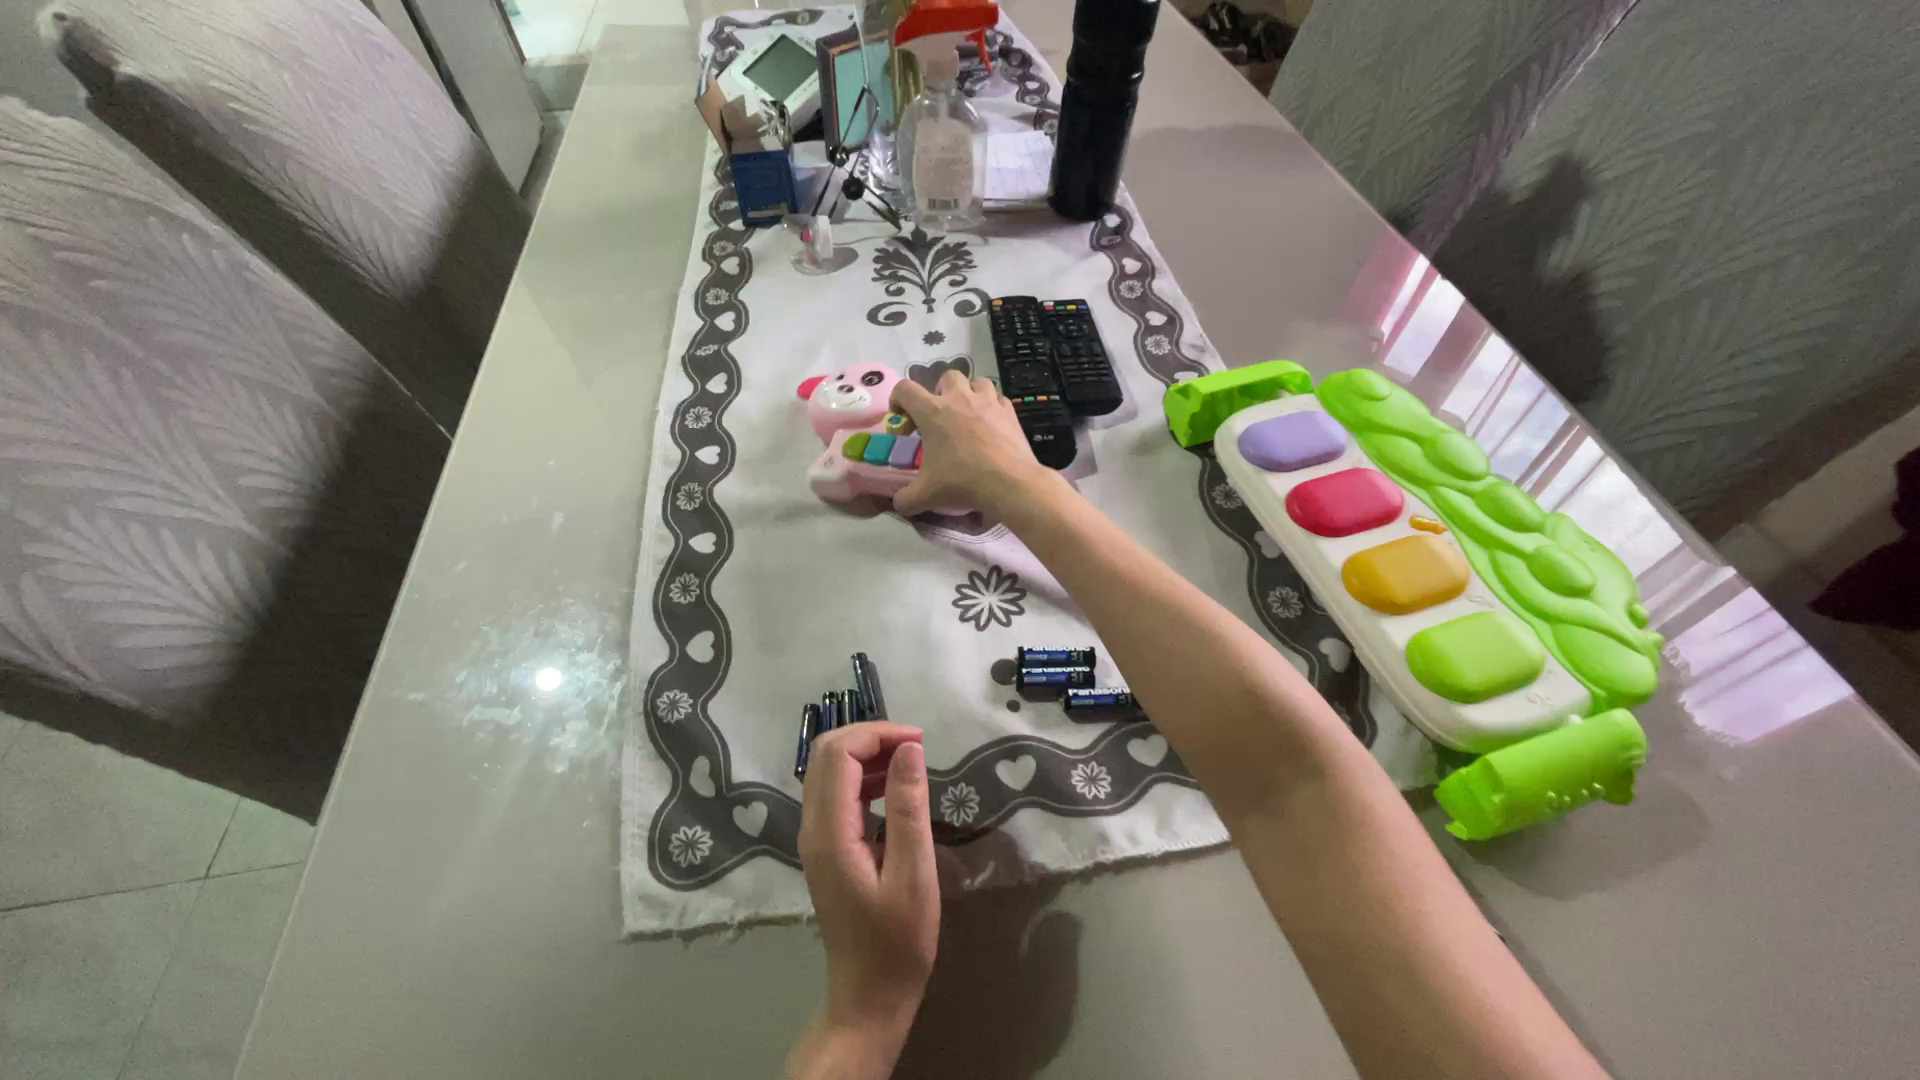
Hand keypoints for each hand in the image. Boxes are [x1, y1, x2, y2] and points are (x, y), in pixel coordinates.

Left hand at [788, 722, 938, 1078]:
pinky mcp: (827, 847)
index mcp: (829, 832)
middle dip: (870, 738)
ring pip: (830, 772)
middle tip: (916, 747)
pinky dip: (865, 778)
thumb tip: (909, 750)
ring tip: (912, 762)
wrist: (870, 995)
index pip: (838, 754)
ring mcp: (816, 837)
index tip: (920, 741)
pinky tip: (897, 788)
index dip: (876, 735)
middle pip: (827, 755)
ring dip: (868, 755)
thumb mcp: (913, 873)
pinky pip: (838, 794)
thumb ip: (908, 808)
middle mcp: (812, 827)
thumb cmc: (898, 941)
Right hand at [889, 370, 1050, 517]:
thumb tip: (898, 503)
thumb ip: (905, 498)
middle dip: (940, 392)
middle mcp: (959, 399)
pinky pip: (998, 399)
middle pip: (946, 377)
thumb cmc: (962, 482)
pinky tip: (992, 424)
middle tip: (940, 417)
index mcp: (933, 411)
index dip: (898, 399)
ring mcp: (988, 402)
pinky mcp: (1010, 412)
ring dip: (970, 393)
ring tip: (969, 415)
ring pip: (976, 382)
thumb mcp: (926, 495)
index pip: (905, 389)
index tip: (903, 419)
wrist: (1009, 483)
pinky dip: (993, 407)